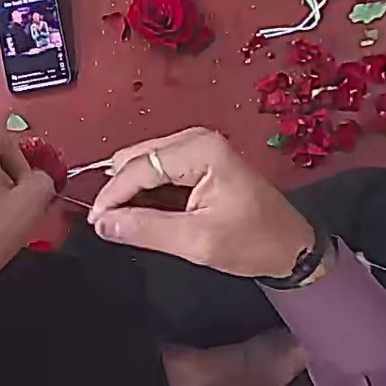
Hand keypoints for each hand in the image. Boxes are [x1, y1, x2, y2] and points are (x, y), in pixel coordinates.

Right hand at [89, 128, 314, 278]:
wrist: (291, 246)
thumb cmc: (252, 242)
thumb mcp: (198, 242)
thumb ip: (146, 229)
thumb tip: (102, 223)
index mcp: (201, 149)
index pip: (140, 166)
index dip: (112, 195)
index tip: (95, 223)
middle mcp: (195, 138)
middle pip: (138, 159)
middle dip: (118, 190)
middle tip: (105, 225)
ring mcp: (195, 146)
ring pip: (143, 163)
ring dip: (129, 192)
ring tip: (120, 223)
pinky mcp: (195, 159)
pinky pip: (157, 170)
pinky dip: (144, 191)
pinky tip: (139, 214)